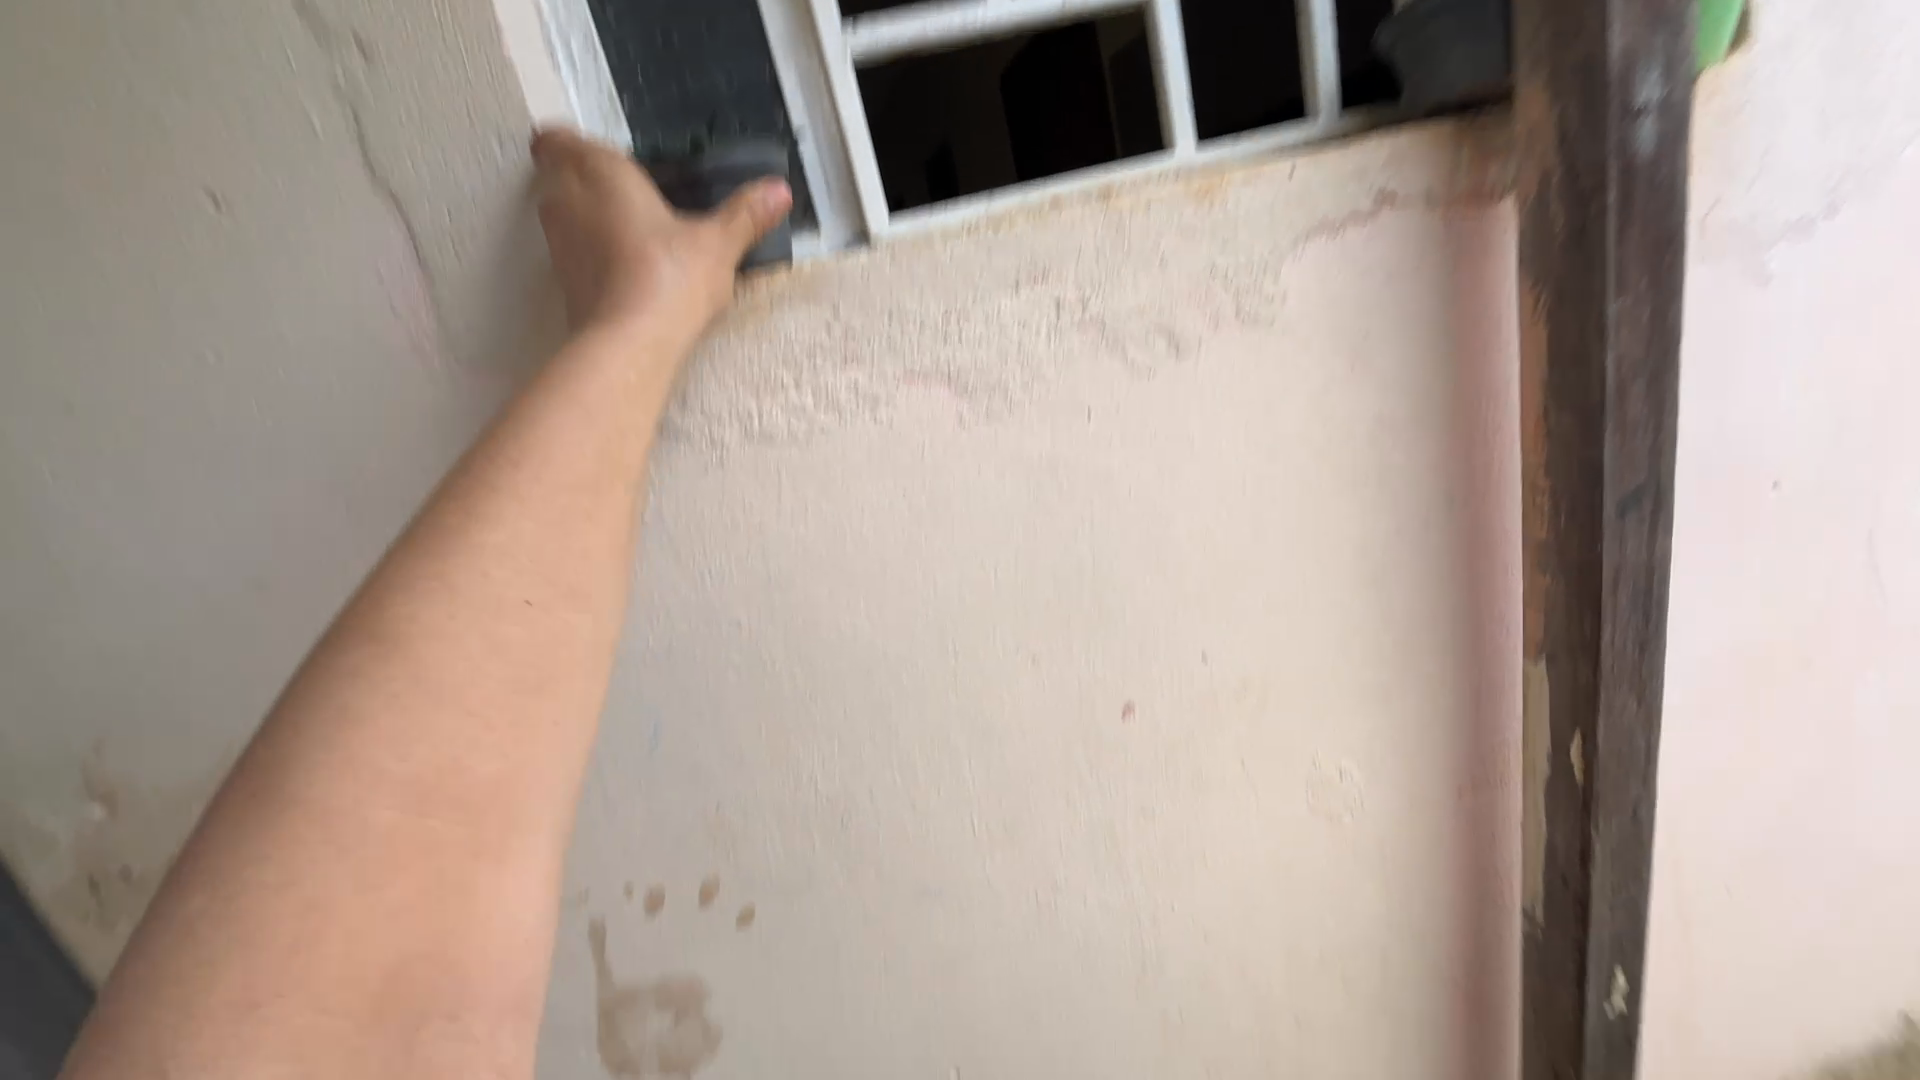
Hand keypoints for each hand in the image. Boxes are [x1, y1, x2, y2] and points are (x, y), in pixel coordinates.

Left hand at [531, 127, 792, 343]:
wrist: (631, 343)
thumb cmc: (671, 277)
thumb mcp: (719, 244)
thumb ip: (746, 215)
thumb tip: (781, 189)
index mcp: (600, 172)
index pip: (559, 140)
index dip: (573, 144)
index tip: (606, 158)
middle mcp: (566, 200)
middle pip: (557, 175)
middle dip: (582, 178)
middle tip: (624, 191)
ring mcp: (559, 244)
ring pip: (561, 215)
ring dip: (585, 216)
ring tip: (628, 230)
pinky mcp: (563, 283)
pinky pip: (572, 254)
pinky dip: (590, 254)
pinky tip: (626, 270)